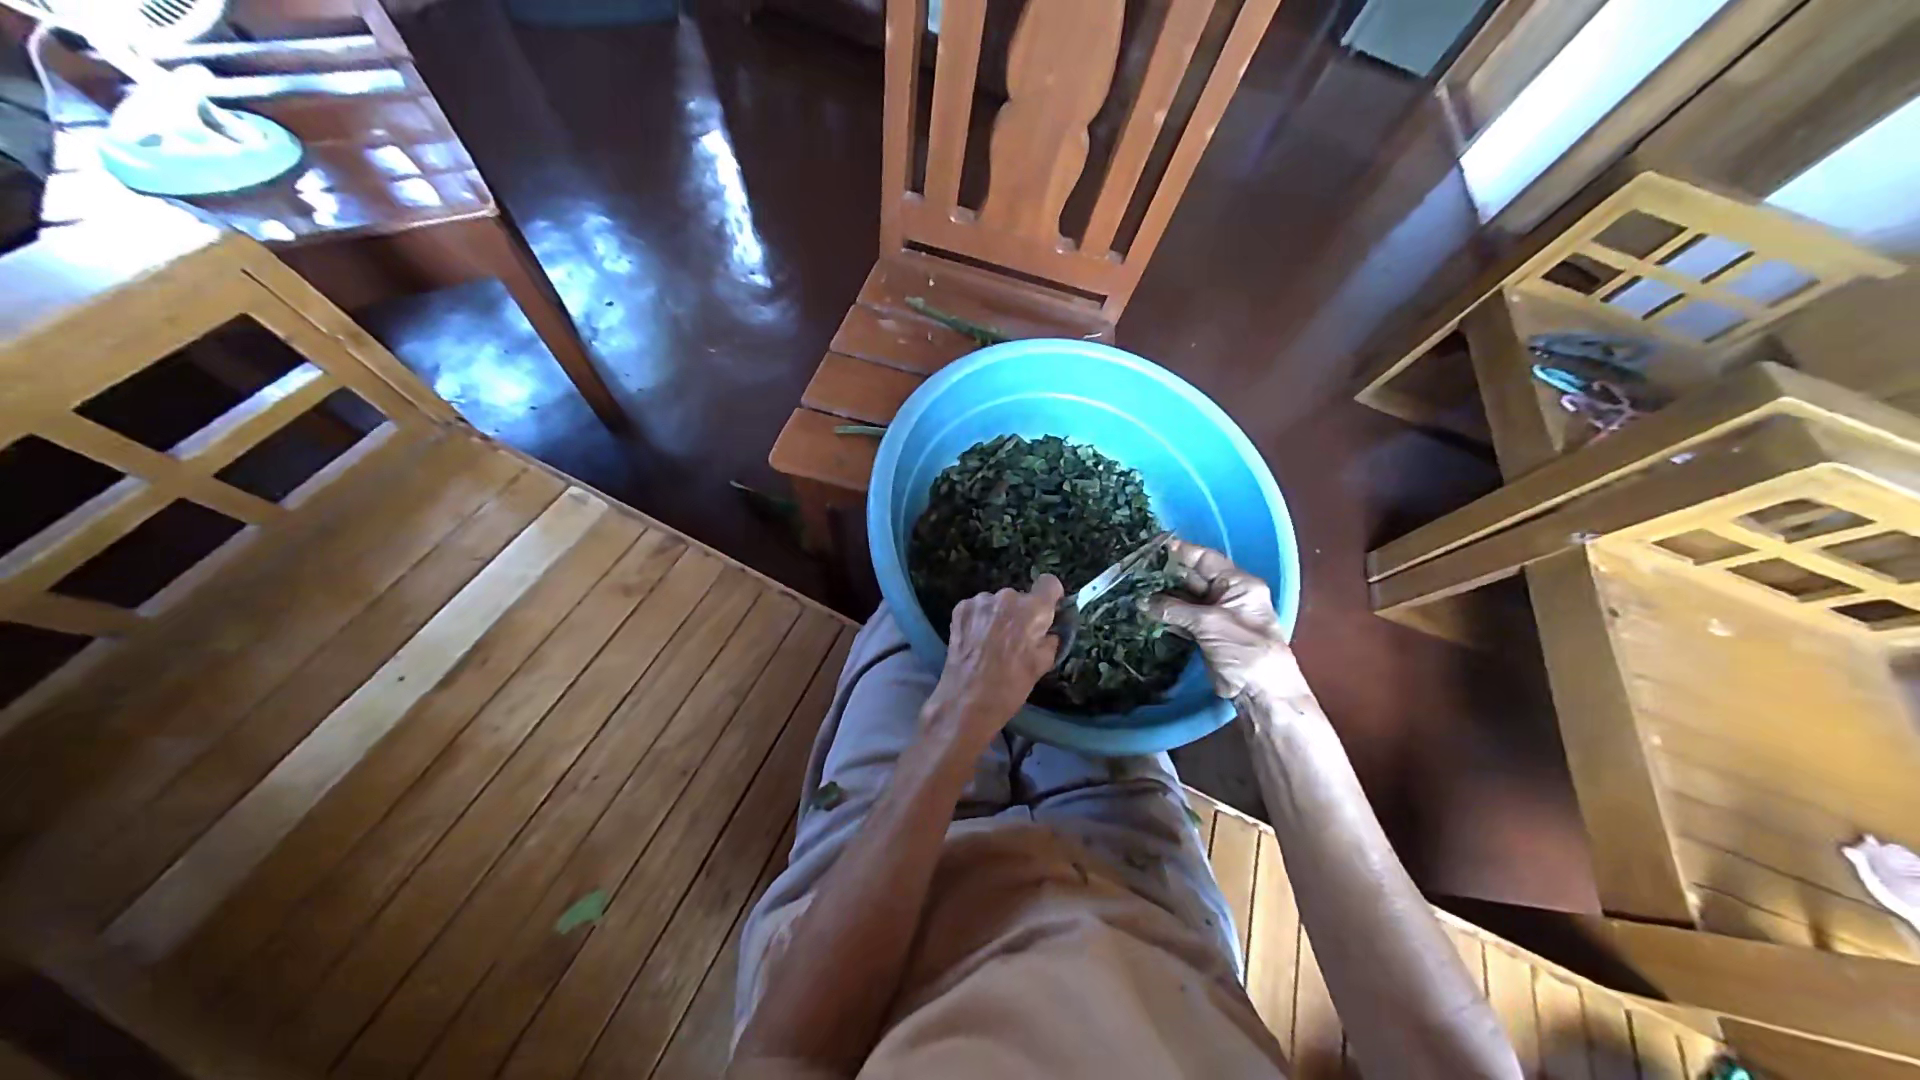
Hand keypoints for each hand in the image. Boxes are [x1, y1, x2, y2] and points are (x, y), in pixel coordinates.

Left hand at [926, 575, 1064, 744]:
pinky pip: (978, 608)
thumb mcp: (1043, 664)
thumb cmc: (1011, 685)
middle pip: (1021, 597)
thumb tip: (1049, 630)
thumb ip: (1050, 638)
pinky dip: (980, 619)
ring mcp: (981, 601)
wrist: (967, 700)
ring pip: (998, 603)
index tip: (1047, 611)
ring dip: (999, 616)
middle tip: (1016, 639)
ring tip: (992, 643)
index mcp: (1032, 609)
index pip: (1049, 583)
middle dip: (1021, 613)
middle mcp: (1007, 597)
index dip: (1050, 596)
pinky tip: (977, 640)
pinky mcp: (961, 608)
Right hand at [1146, 541, 1308, 705]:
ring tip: (1135, 589)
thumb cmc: (1244, 649)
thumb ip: (1175, 609)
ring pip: (1185, 599)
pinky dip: (1166, 615)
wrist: (1260, 691)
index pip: (1206, 559)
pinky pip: (1182, 618)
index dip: (1181, 552)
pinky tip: (1146, 612)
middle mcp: (1228, 595)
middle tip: (1137, 569)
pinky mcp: (1206, 634)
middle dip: (1166, 575)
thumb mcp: (1209, 623)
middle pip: (1193, 578)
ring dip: (1162, 597)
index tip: (1154, 547)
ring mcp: (1216, 615)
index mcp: (1238, 584)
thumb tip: (1143, 602)